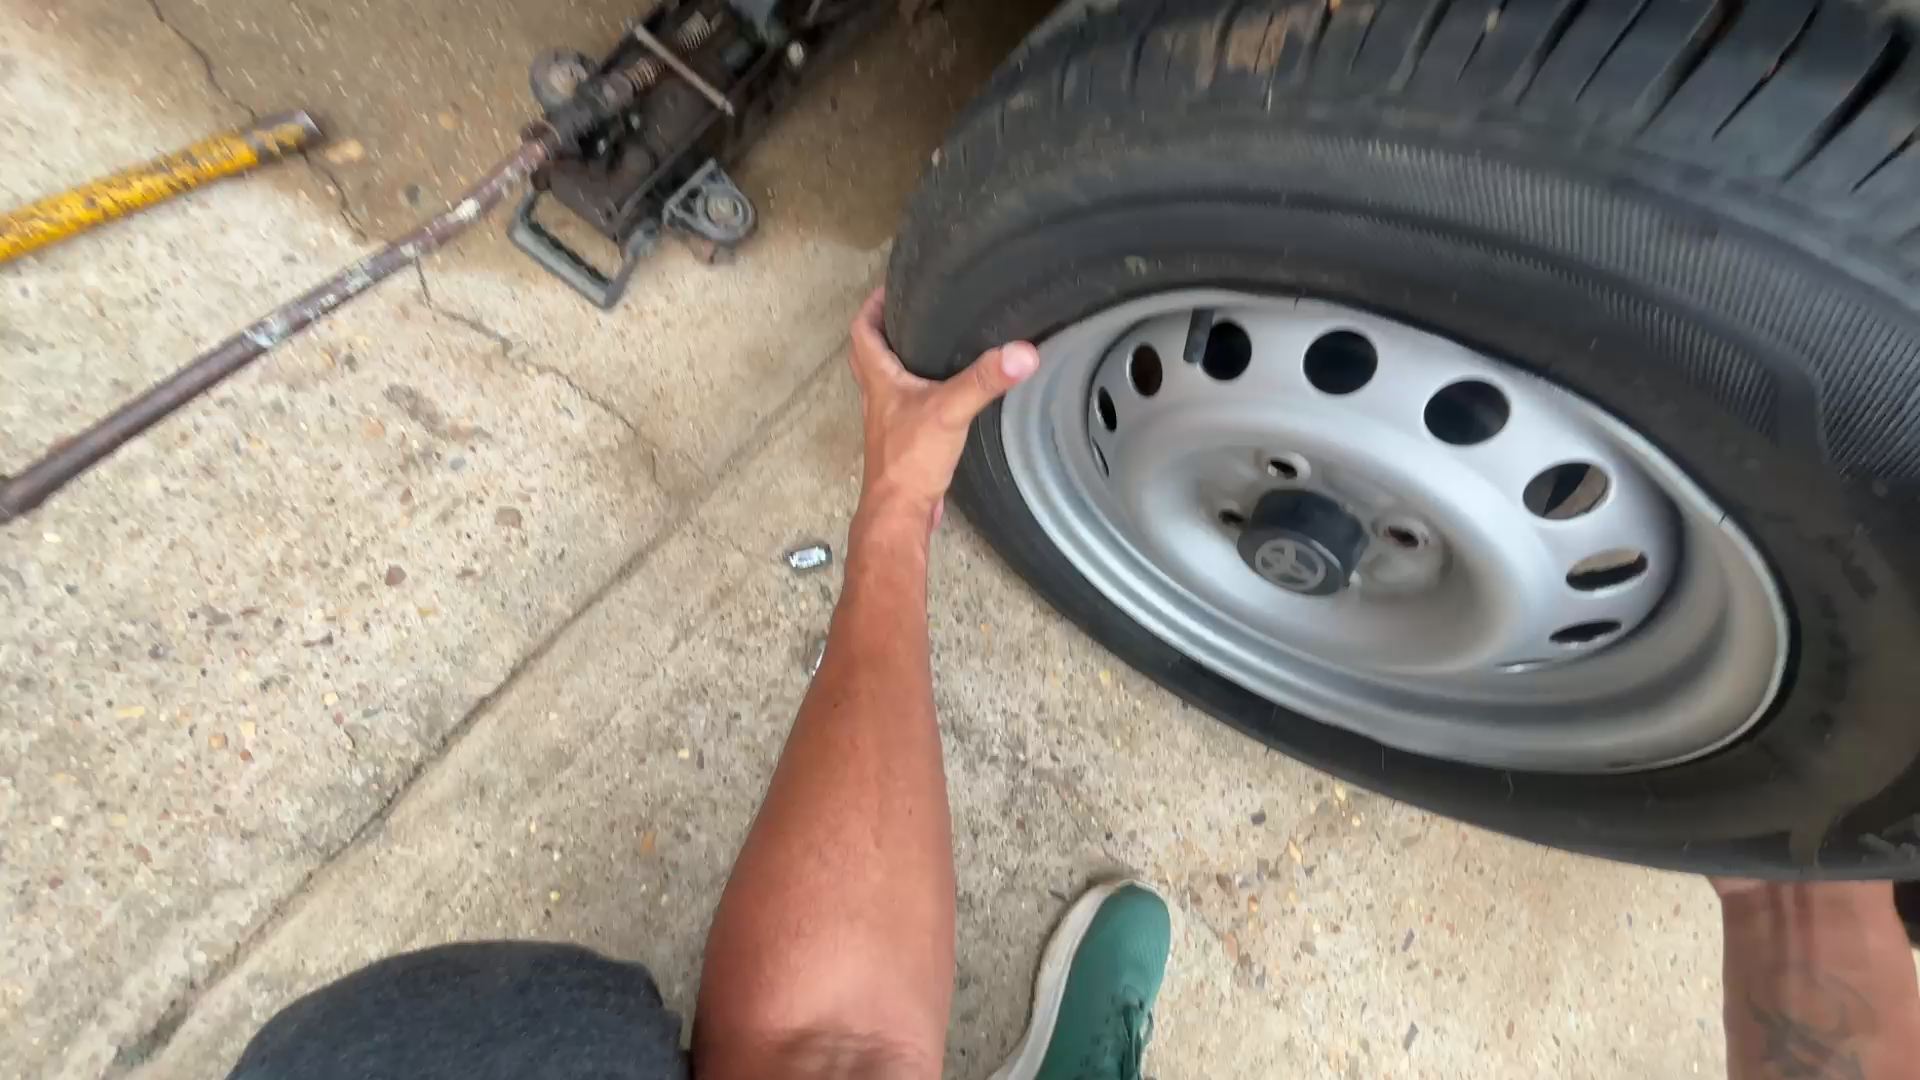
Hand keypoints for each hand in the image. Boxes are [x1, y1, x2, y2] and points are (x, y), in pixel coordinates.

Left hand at [846, 288, 1037, 532]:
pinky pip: (904, 409)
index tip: (889, 288)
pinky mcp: (903, 442)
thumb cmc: (909, 462)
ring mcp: (888, 422)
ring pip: (885, 382)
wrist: (900, 512)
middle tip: (904, 313)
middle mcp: (878, 399)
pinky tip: (941, 396)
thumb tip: (1021, 353)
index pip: (862, 331)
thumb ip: (983, 380)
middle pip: (868, 355)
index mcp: (879, 381)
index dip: (871, 306)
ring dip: (897, 362)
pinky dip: (916, 394)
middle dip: (882, 330)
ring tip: (925, 346)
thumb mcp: (949, 411)